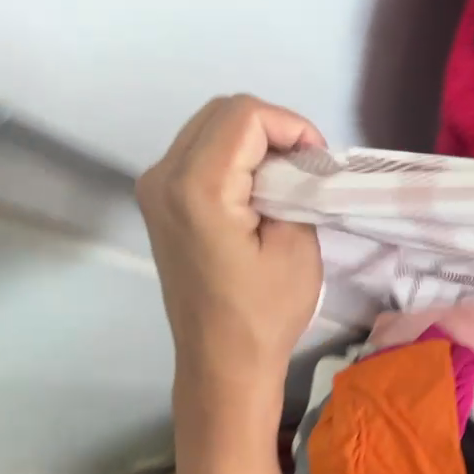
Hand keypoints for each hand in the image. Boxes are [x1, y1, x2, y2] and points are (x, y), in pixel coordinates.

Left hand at [138, 95, 323, 392]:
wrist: (222, 360)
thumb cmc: (265, 313)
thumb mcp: (297, 249)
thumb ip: (295, 191)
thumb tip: (295, 164)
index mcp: (198, 187)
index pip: (245, 116)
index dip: (291, 126)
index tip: (319, 162)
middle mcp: (163, 175)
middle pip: (222, 112)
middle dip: (273, 129)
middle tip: (307, 168)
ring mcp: (155, 188)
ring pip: (208, 128)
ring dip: (253, 142)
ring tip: (288, 181)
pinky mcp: (160, 203)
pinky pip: (198, 154)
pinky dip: (234, 158)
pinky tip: (260, 192)